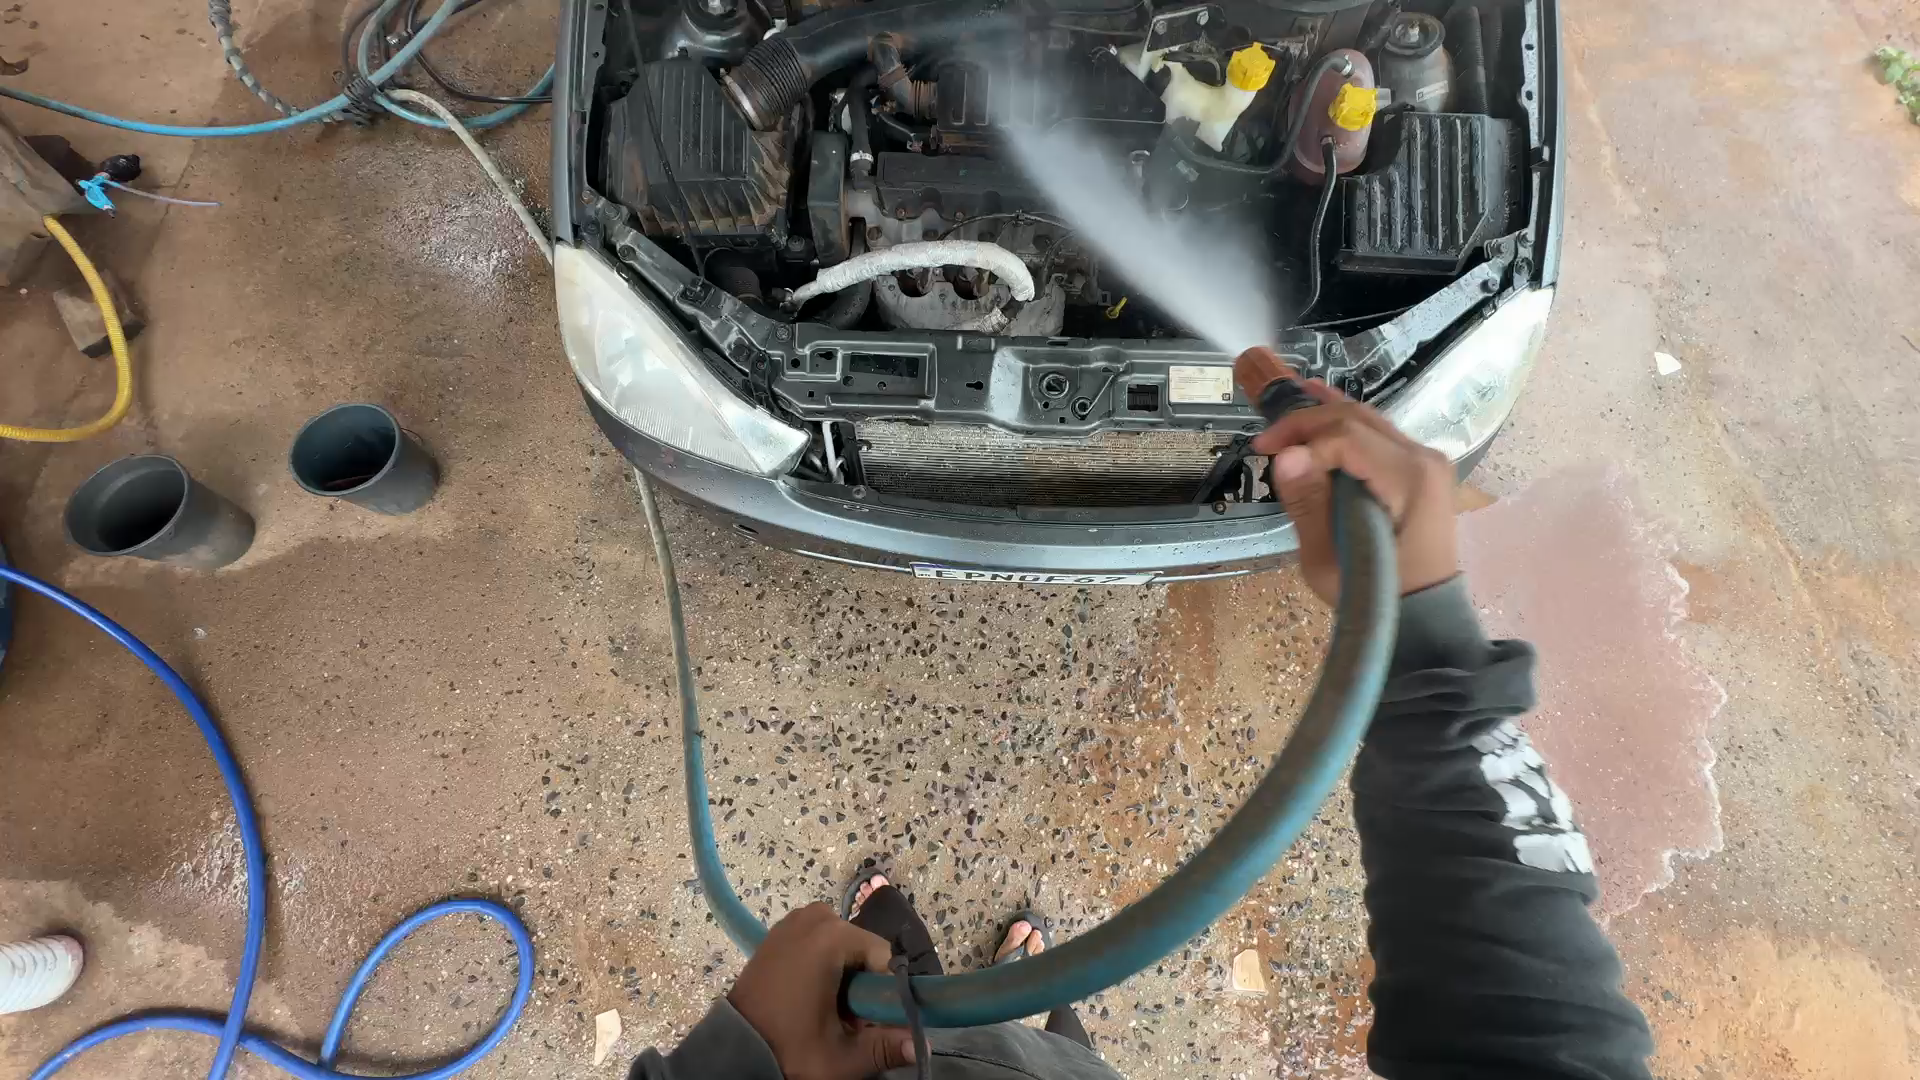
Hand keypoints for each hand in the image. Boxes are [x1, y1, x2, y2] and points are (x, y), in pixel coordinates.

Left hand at [728, 904, 915, 1079]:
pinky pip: (816, 941)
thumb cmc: (789, 1048)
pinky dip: (819, 964)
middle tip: (841, 1020)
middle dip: (859, 983)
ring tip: (822, 1009)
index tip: (864, 1020)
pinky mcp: (780, 929)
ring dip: (840, 974)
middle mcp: (816, 915)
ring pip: (840, 945)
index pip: (882, 955)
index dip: (880, 990)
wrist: (730, 1053)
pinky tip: (806, 995)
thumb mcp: (841, 1056)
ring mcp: (795, 919)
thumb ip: (885, 1046)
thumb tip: (923, 1045)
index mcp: (833, 935)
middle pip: (860, 948)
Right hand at [1249, 380, 1457, 604]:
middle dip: (1306, 420)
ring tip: (1288, 400)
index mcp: (1406, 479)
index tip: (1261, 452)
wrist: (1424, 614)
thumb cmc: (1372, 593)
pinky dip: (1344, 426)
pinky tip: (1321, 414)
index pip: (1344, 437)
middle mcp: (1423, 459)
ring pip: (1368, 420)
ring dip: (1325, 413)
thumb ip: (1308, 504)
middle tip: (1266, 437)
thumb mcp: (1328, 558)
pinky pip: (1377, 434)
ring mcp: (1426, 462)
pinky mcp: (1420, 470)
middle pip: (1356, 418)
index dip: (1298, 437)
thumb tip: (1285, 456)